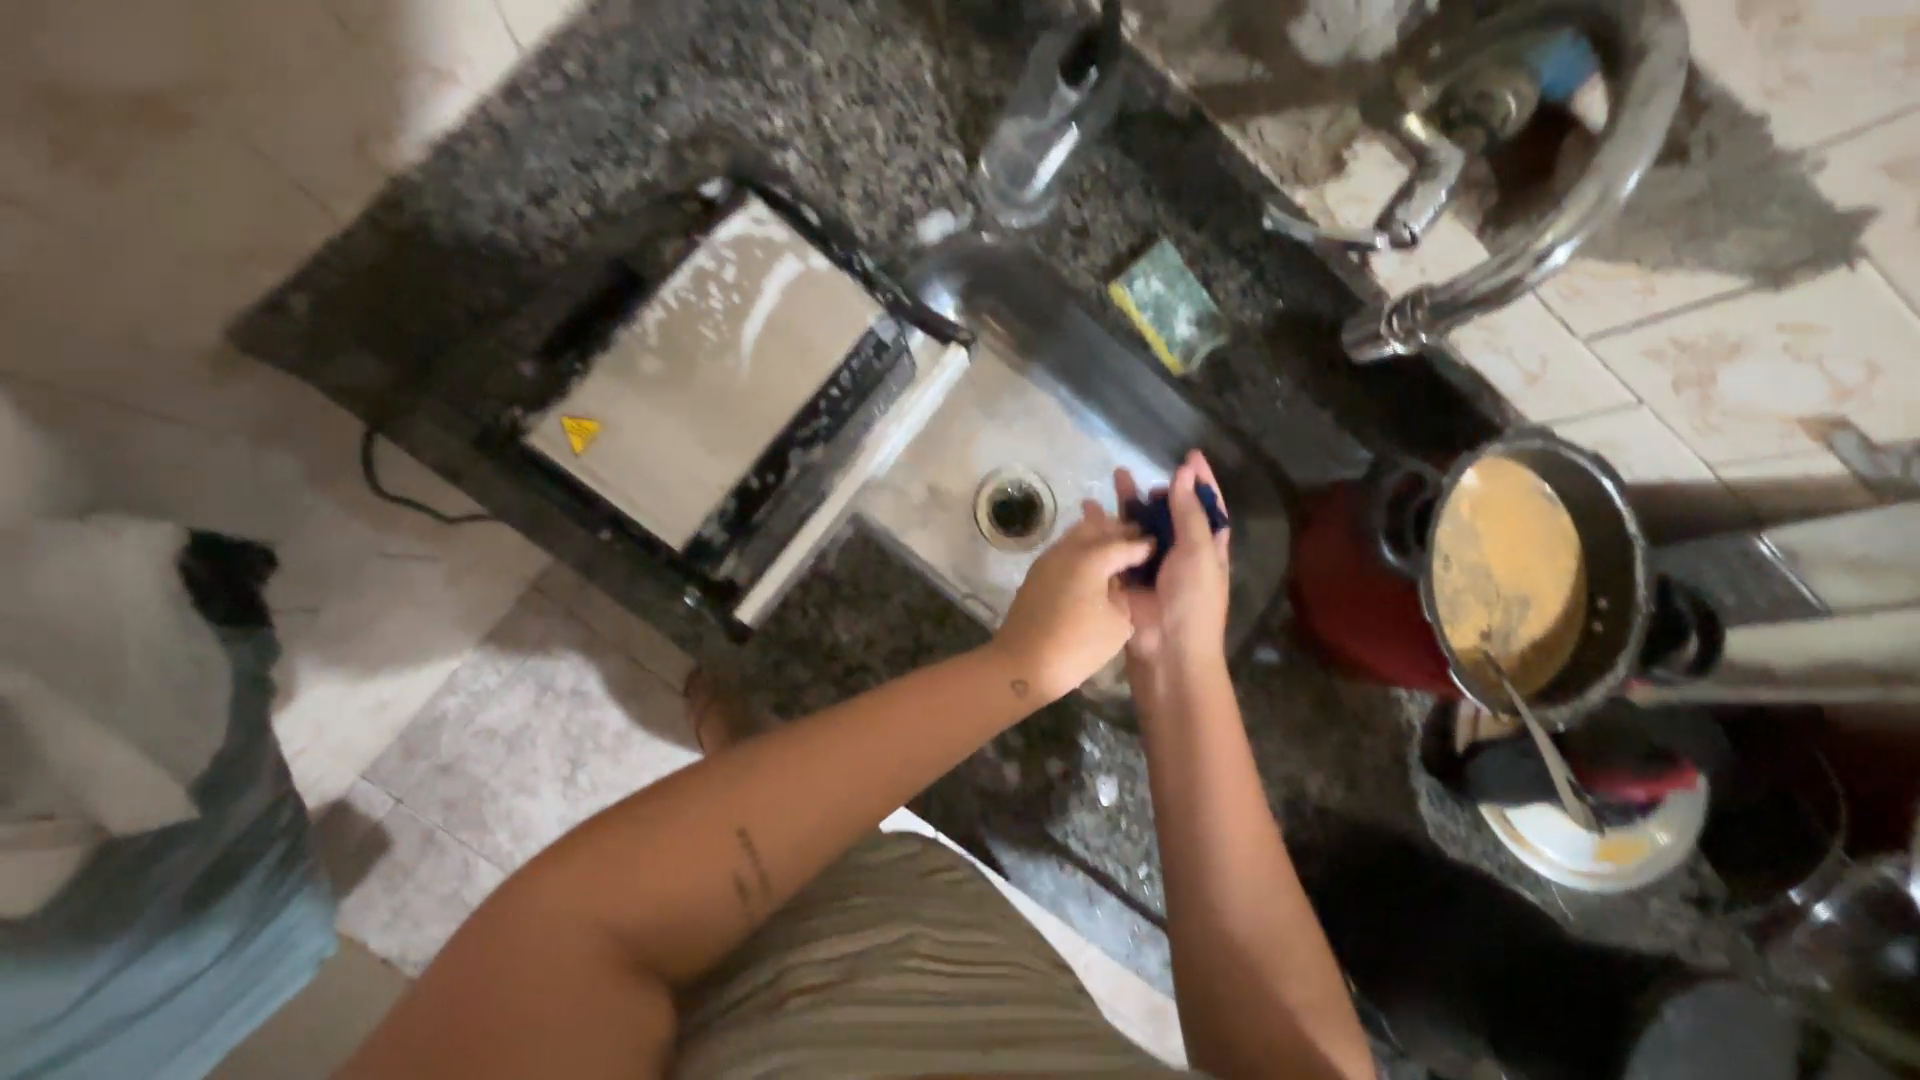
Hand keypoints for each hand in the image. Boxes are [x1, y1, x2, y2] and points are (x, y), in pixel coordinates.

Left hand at [992, 504, 1154, 703]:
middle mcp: (1066, 551)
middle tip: (1135, 532)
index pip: (1123, 544)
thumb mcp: (1118, 624)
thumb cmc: (1076, 645)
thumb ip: (1123, 596)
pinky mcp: (1035, 575)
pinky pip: (1063, 551)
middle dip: (1116, 529)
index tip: (1156, 542)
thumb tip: (1116, 585)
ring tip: (1113, 540)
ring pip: (1075, 536)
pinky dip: (1080, 549)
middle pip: (1094, 528)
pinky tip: (1091, 561)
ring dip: (1095, 535)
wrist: (1023, 664)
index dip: (1142, 545)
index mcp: (1090, 558)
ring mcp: (1047, 561)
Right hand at [1116, 451, 1231, 671]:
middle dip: (1159, 492)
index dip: (1201, 481)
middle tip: (1141, 474)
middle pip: (1170, 513)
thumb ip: (1189, 513)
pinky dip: (1105, 527)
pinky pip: (1115, 545)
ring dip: (1129, 504)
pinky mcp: (1125, 577)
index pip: (1207, 506)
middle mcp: (1181, 553)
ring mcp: (1151, 565)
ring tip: (1116, 478)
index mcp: (1208, 547)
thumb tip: (1183, 473)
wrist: (1167, 651)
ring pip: (1140, 526)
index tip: (1190, 456)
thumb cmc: (1194, 602)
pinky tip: (1091, 510)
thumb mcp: (1200, 552)